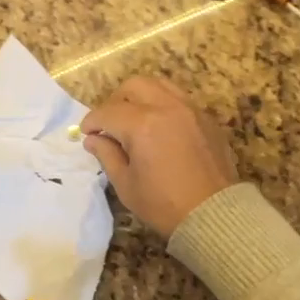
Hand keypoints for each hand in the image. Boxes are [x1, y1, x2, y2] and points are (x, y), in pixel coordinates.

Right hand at [81, 77, 237, 237]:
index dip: (92, 121)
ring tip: (134, 120)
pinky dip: (162, 105)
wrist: (213, 214)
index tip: (86, 133)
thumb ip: (107, 155)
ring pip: (159, 85)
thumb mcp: (126, 184)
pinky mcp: (206, 118)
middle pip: (134, 86)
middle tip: (109, 124)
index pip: (108, 112)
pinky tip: (159, 128)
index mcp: (142, 125)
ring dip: (140, 97)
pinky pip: (179, 99)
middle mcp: (167, 108)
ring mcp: (190, 109)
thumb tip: (93, 139)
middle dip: (115, 101)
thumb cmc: (163, 205)